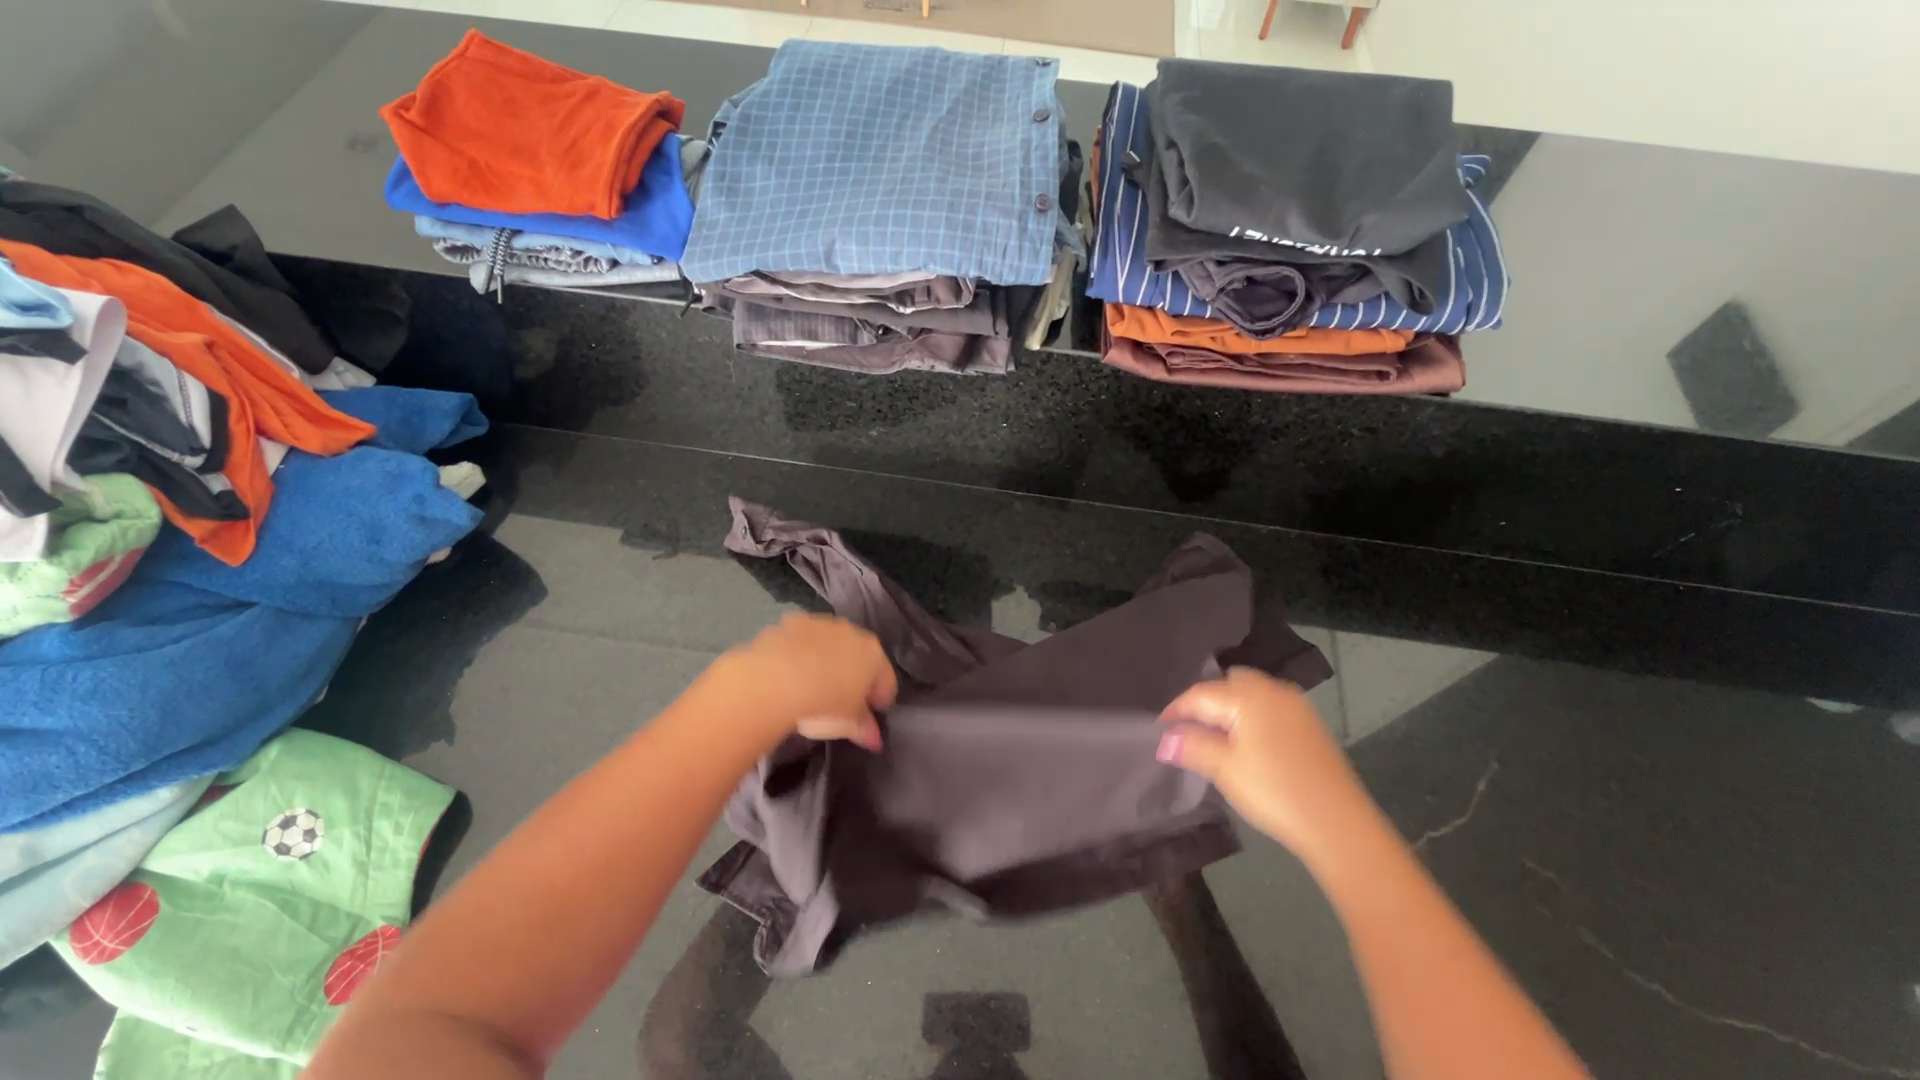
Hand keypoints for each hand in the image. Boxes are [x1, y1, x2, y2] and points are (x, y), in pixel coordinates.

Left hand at [701, 614, 897, 750]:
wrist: (776, 679)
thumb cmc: (824, 702)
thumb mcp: (848, 723)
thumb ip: (864, 728)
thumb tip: (873, 738)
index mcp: (873, 655)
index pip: (886, 679)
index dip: (881, 698)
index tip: (872, 713)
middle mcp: (851, 632)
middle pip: (859, 656)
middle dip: (855, 675)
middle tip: (843, 699)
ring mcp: (820, 624)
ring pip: (830, 643)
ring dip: (826, 660)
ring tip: (813, 684)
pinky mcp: (789, 623)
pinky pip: (801, 641)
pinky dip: (800, 653)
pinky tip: (790, 672)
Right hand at [1158, 668, 1375, 861]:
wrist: (1337, 822)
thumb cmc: (1274, 791)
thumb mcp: (1225, 770)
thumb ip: (1192, 747)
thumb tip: (1166, 738)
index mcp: (1248, 696)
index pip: (1201, 694)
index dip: (1177, 710)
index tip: (1159, 730)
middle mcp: (1273, 691)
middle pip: (1229, 683)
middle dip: (1206, 702)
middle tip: (1189, 731)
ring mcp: (1297, 707)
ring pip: (1252, 694)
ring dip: (1230, 708)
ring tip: (1215, 739)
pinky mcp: (1310, 725)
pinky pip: (1271, 708)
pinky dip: (1252, 717)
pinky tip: (1248, 745)